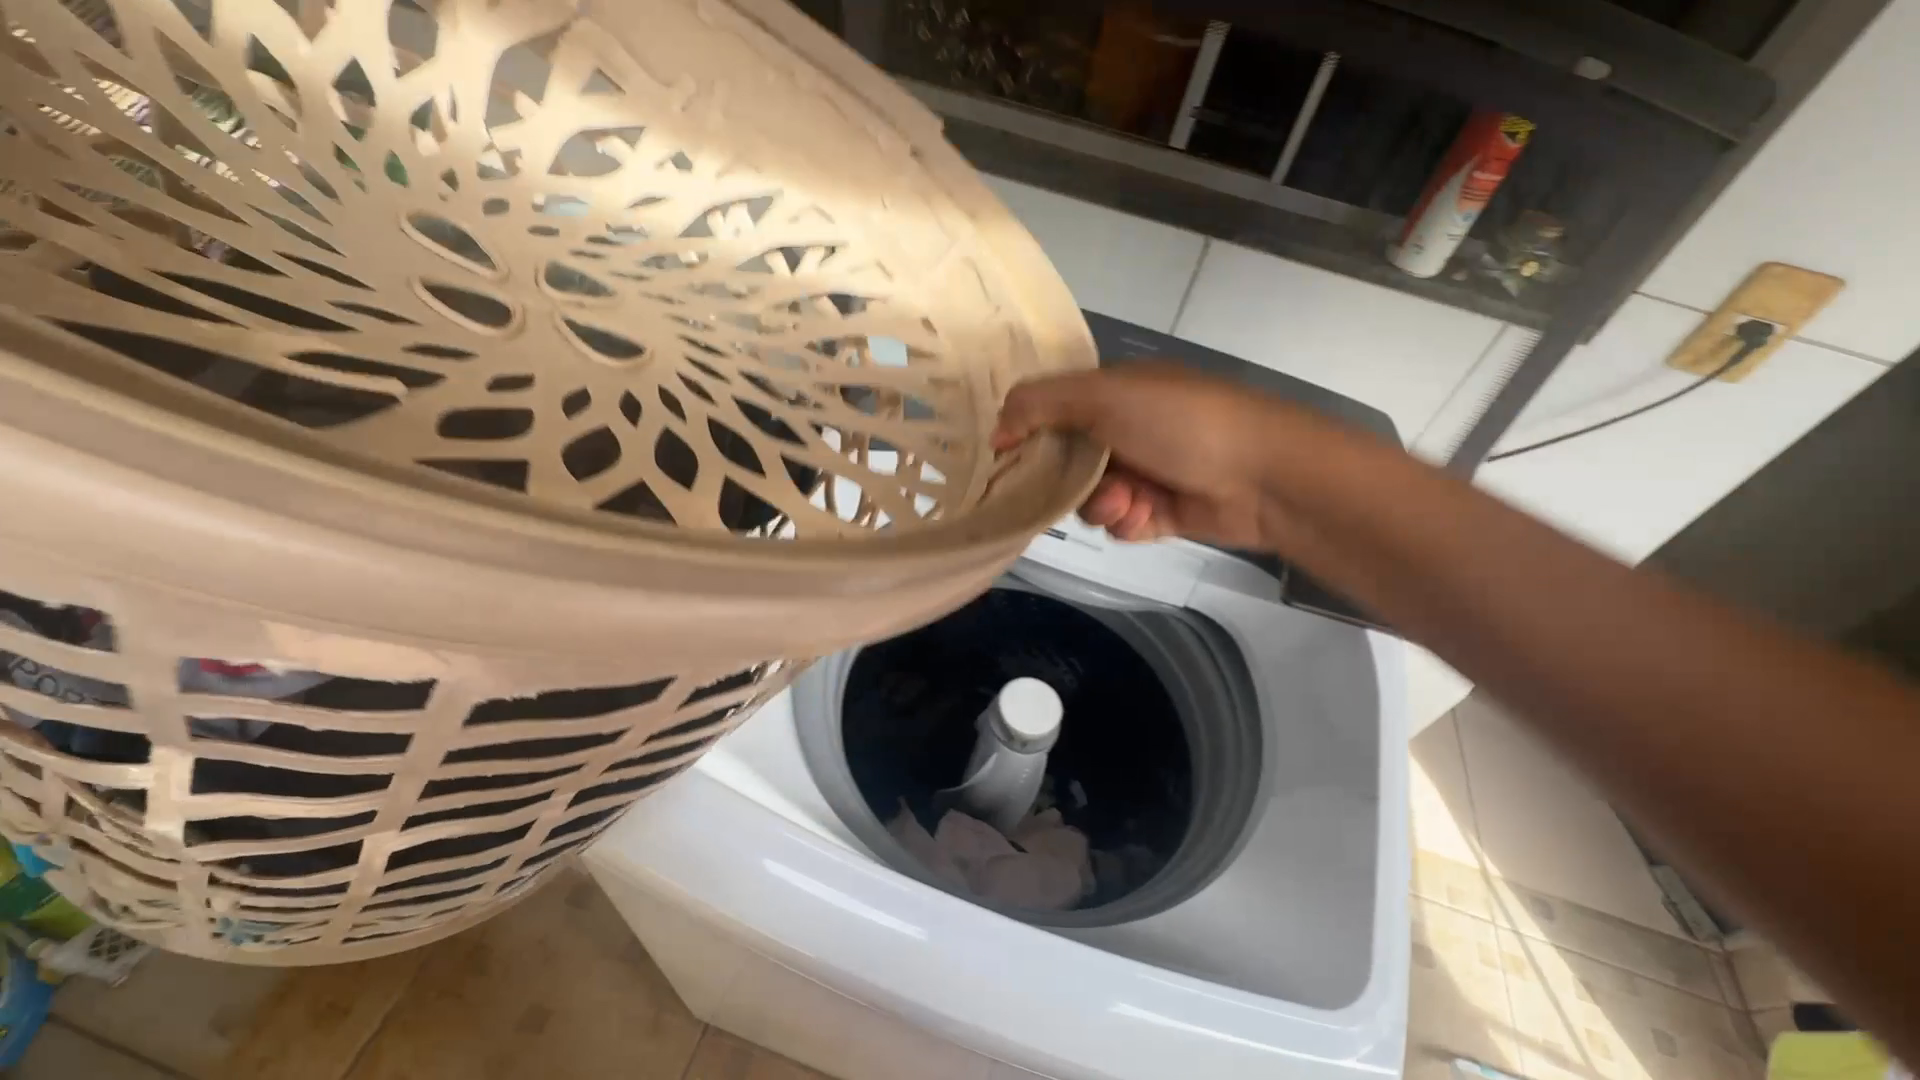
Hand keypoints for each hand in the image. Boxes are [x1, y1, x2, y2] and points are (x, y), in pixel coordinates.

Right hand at [993, 365, 1305, 547]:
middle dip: (1068, 478)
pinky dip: (1127, 522)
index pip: (1054, 410)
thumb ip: (1041, 404)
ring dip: (1102, 504)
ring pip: (1092, 498)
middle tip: (1075, 485)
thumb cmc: (1181, 422)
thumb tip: (996, 428)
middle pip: (1068, 461)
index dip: (1029, 433)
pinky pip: (1121, 522)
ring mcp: (1147, 471)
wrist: (1262, 474)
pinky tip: (1145, 517)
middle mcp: (1128, 429)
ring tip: (1126, 503)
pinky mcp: (1163, 511)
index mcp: (1116, 392)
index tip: (1007, 458)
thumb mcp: (1104, 397)